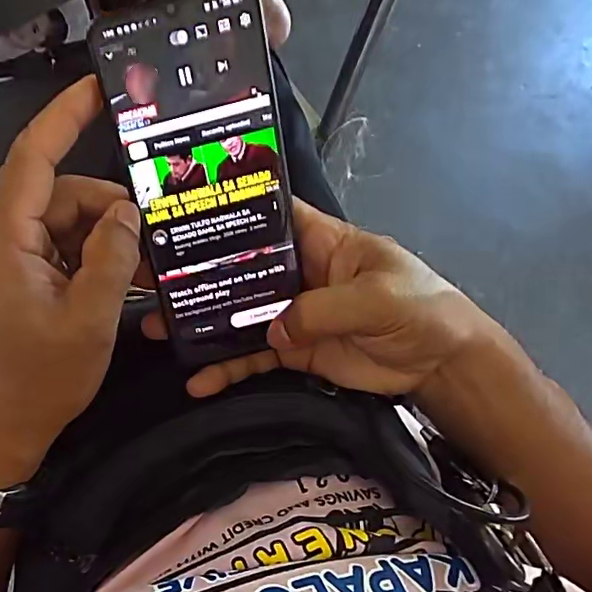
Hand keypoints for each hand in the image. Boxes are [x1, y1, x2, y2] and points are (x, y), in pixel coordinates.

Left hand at [0, 77, 140, 486]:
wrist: (12, 425)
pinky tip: (130, 282)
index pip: (34, 158)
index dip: (66, 118)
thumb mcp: (91, 317)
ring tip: (146, 270)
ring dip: (110, 241)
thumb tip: (129, 213)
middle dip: (110, 211)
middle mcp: (7, 240)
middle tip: (153, 240)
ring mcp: (17, 261)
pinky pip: (68, 252)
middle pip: (63, 195)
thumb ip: (113, 258)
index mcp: (9, 239)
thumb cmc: (45, 376)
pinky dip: (99, 261)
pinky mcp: (29, 281)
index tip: (99, 89)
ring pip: (71, 225)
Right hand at [144, 198, 498, 399]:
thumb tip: (272, 329)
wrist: (438, 363)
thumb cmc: (421, 309)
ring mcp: (293, 313)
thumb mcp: (378, 298)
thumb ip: (322, 309)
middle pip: (240, 268)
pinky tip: (201, 381)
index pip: (268, 215)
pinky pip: (254, 357)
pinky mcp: (295, 350)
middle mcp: (298, 273)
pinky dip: (228, 370)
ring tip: (158, 332)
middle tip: (152, 282)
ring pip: (238, 315)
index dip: (230, 210)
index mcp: (321, 241)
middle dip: (198, 275)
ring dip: (201, 325)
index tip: (181, 213)